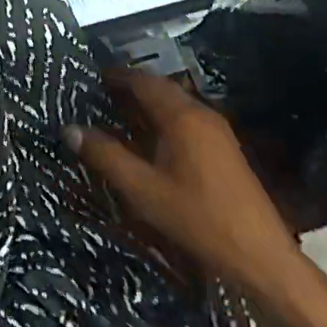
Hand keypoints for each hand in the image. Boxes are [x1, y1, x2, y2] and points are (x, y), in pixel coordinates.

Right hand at [65, 69, 305, 299]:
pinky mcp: (225, 146)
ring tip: (121, 113)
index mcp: (181, 117)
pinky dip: (165, 117)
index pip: (144, 81)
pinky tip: (153, 139)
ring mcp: (218, 129)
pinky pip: (188, 118)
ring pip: (177, 103)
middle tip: (102, 94)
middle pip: (162, 88)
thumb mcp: (142, 190)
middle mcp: (201, 113)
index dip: (118, 76)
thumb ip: (106, 156)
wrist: (256, 250)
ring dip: (149, 102)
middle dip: (132, 86)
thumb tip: (70, 129)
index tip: (93, 77)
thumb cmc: (196, 218)